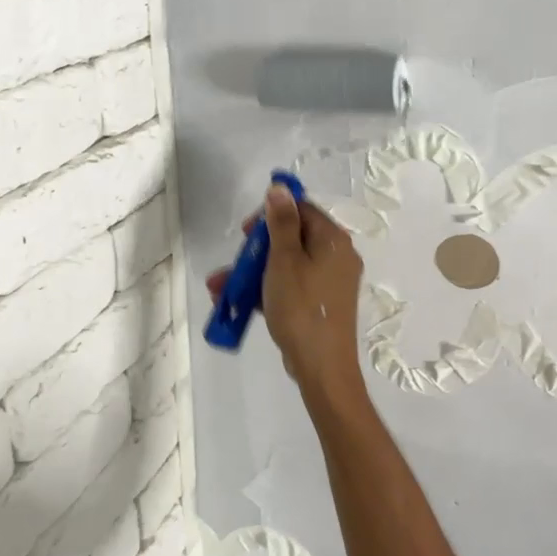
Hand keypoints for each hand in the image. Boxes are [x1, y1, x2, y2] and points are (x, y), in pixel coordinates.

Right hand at [208, 184, 366, 405]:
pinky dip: (266, 290)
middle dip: (255, 250)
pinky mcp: (321, 305)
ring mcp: (330, 283)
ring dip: (253, 272)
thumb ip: (281, 222)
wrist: (322, 368)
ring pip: (287, 265)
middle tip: (235, 263)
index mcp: (333, 240)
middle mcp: (337, 256)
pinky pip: (291, 286)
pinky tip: (236, 302)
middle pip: (292, 238)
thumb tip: (280, 188)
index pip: (301, 209)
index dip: (271, 215)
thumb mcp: (284, 260)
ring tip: (220, 288)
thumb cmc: (301, 307)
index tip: (246, 232)